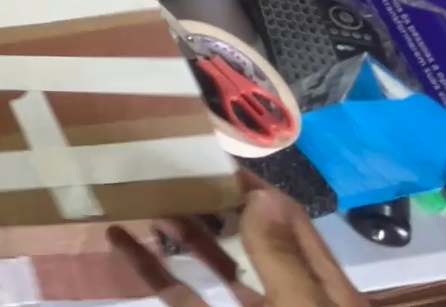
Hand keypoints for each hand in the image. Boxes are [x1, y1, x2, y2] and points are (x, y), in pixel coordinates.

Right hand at [107, 172, 365, 305]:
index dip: (260, 190)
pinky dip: (149, 267)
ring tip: (142, 196)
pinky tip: (120, 240)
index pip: (294, 228)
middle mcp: (288, 301)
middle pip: (251, 241)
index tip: (211, 152)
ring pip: (213, 264)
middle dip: (210, 202)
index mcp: (325, 296)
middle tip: (165, 165)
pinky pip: (179, 294)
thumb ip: (282, 260)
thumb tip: (258, 196)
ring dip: (179, 229)